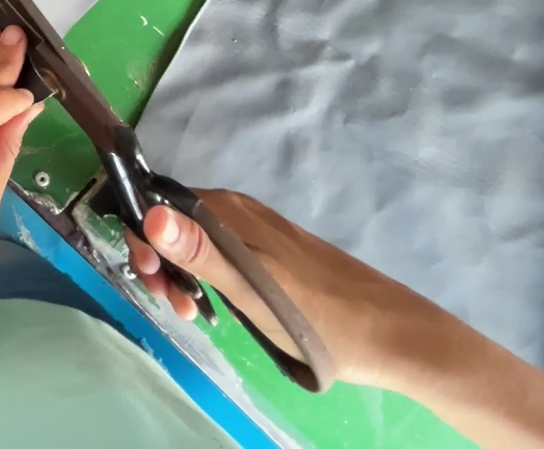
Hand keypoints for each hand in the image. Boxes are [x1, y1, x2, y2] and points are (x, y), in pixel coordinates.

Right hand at [126, 189, 452, 390]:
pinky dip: (204, 276)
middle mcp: (235, 210)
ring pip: (192, 240)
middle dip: (160, 260)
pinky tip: (215, 306)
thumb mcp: (253, 291)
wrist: (400, 339)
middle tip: (172, 305)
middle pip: (170, 222)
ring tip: (193, 313)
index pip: (156, 204)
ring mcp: (253, 229)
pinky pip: (217, 252)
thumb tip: (150, 215)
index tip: (153, 280)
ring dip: (180, 272)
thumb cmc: (322, 319)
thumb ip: (200, 252)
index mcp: (226, 210)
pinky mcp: (267, 250)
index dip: (143, 239)